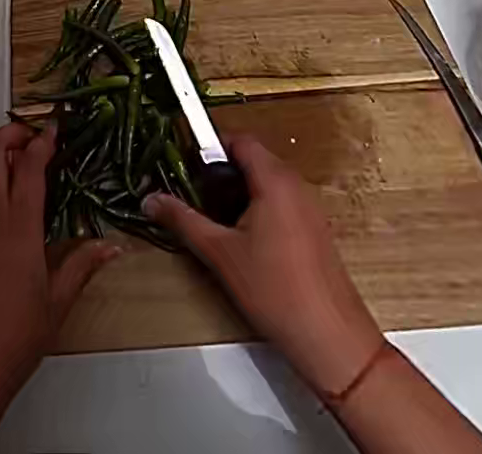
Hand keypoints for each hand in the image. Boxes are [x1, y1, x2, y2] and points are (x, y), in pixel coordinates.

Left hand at [0, 122, 121, 452]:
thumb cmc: (11, 340)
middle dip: (9, 133)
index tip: (52, 128)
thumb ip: (81, 267)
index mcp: (18, 229)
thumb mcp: (56, 305)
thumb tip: (110, 247)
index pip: (29, 168)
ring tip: (8, 153)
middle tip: (29, 133)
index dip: (41, 142)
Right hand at [144, 133, 384, 395]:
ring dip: (233, 188)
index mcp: (274, 182)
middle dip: (216, 169)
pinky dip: (252, 205)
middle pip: (250, 158)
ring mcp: (308, 209)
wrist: (332, 342)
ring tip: (206, 211)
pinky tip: (234, 233)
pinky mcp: (313, 230)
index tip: (182, 160)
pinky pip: (277, 200)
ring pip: (263, 181)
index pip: (239, 140)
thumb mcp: (218, 252)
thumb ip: (181, 219)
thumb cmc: (276, 290)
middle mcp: (296, 187)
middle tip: (188, 188)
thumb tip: (149, 200)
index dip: (207, 144)